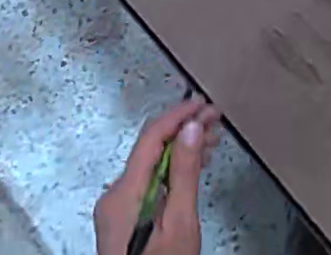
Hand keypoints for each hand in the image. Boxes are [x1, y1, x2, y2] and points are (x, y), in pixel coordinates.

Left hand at [94, 97, 221, 254]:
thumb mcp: (180, 225)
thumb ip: (185, 173)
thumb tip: (191, 126)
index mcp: (123, 193)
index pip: (151, 137)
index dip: (179, 115)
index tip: (206, 105)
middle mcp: (114, 196)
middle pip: (150, 149)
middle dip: (184, 130)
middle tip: (216, 119)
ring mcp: (118, 211)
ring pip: (152, 166)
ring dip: (181, 149)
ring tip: (213, 138)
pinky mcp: (125, 223)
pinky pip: (150, 184)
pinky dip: (173, 172)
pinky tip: (194, 166)